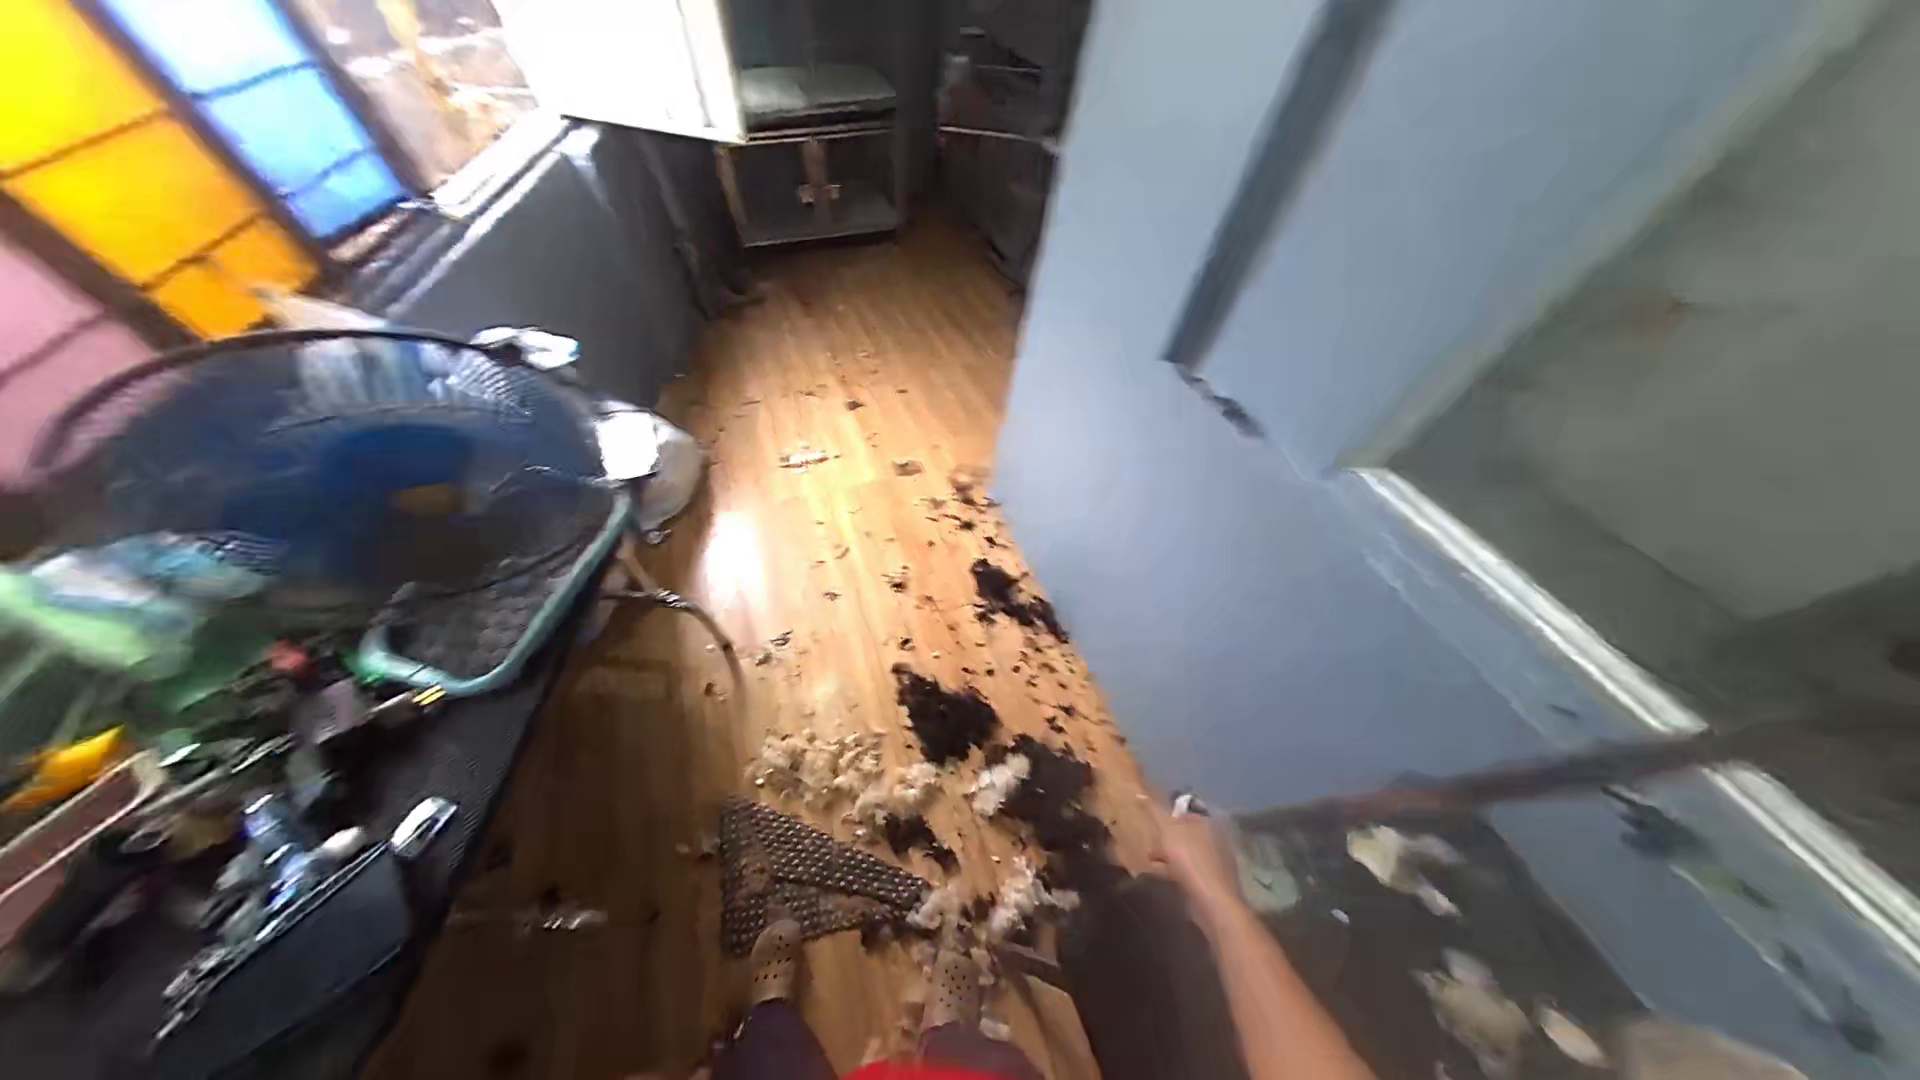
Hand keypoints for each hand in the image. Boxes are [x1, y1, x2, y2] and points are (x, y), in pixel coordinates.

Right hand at [1151, 805, 1240, 907]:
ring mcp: (1212, 860)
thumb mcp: (1167, 830)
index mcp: (1204, 822)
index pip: (1181, 813)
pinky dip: (1173, 870)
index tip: (1149, 825)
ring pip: (1184, 852)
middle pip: (1182, 833)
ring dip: (1167, 856)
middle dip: (1164, 838)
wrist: (1212, 900)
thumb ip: (1154, 811)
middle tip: (1148, 844)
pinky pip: (1187, 870)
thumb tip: (1140, 795)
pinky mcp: (1210, 880)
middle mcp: (1211, 837)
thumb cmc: (1189, 859)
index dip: (1163, 818)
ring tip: (1149, 861)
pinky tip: (1161, 875)